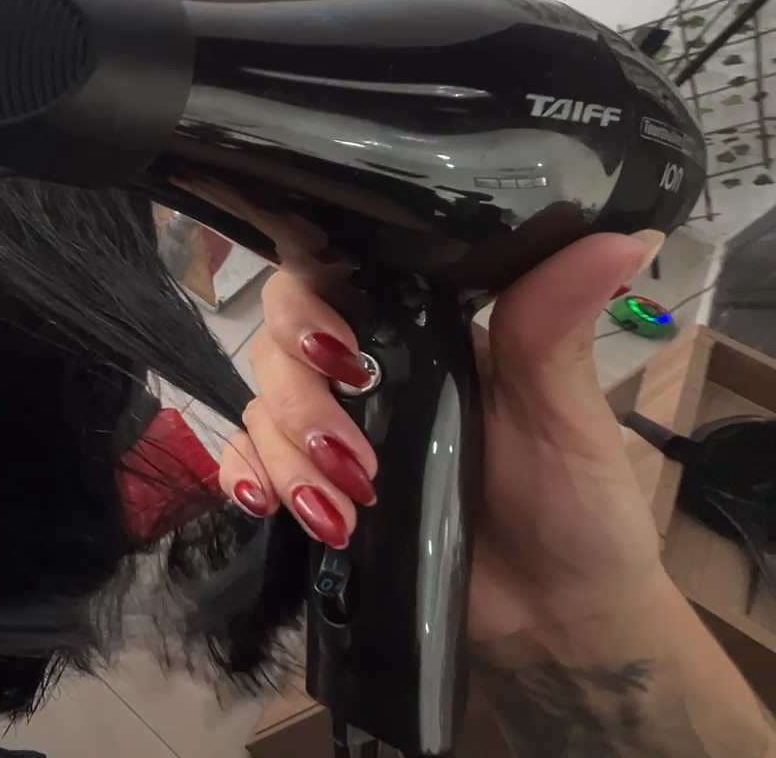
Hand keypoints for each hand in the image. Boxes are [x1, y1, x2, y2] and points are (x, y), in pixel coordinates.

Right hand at [218, 232, 670, 651]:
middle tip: (354, 464)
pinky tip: (260, 501)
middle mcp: (348, 372)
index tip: (338, 357)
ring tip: (339, 517)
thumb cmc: (572, 504)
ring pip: (258, 409)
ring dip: (286, 460)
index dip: (303, 311)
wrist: (555, 612)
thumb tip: (611, 240)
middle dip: (301, 407)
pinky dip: (241, 473)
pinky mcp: (297, 475)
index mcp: (404, 336)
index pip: (319, 286)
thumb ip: (549, 333)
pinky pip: (240, 457)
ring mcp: (317, 425)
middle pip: (273, 351)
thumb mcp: (565, 418)